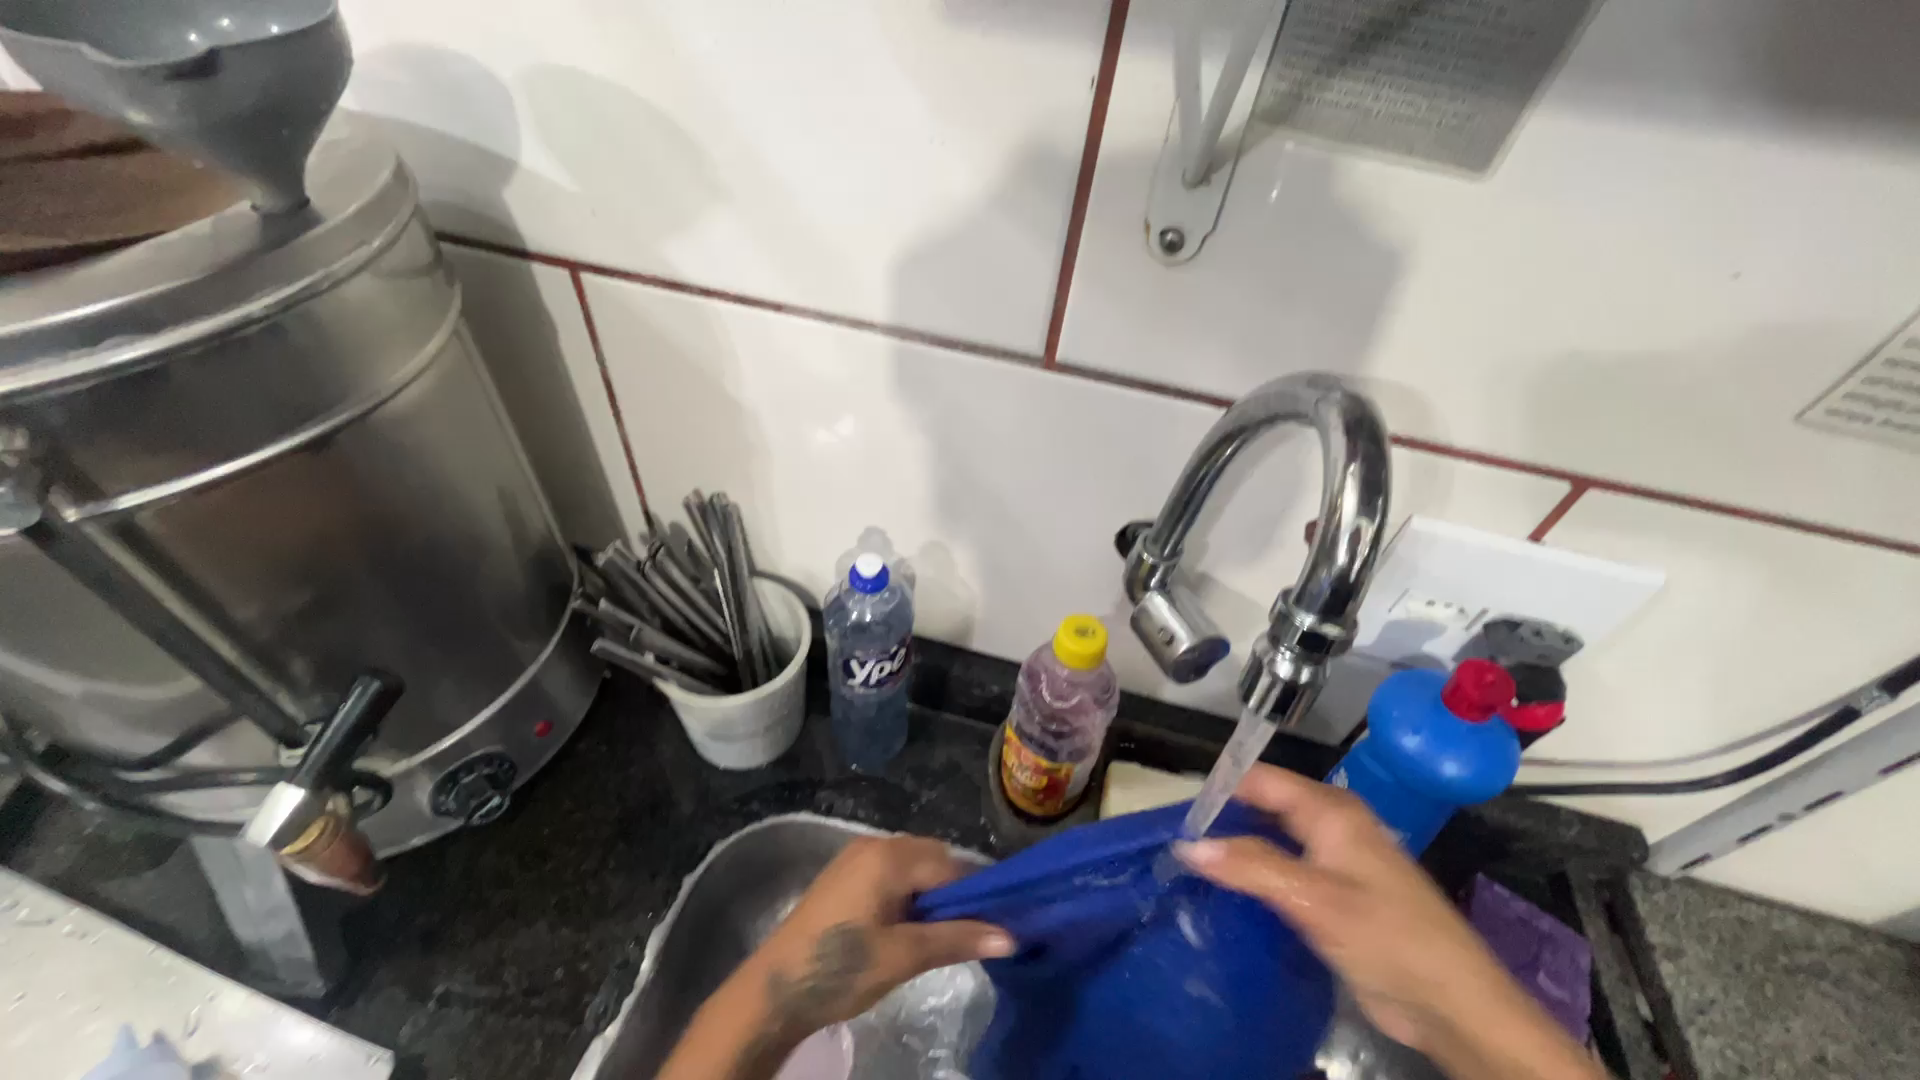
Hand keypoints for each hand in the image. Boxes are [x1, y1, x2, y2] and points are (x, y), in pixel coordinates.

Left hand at [743, 835, 1013, 1027]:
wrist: (774, 989)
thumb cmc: (841, 968)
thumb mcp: (904, 956)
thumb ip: (957, 939)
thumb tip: (1011, 937)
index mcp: (890, 856)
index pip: (952, 866)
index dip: (976, 895)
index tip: (994, 925)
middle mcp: (874, 845)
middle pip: (933, 859)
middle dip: (953, 892)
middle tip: (964, 933)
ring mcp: (855, 857)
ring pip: (912, 866)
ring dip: (930, 894)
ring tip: (937, 935)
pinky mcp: (844, 875)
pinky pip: (891, 873)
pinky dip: (907, 893)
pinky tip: (906, 927)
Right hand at [1176, 766, 1604, 1079]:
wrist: (1455, 1006)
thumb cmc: (1389, 939)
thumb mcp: (1313, 899)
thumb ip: (1251, 866)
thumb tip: (1188, 845)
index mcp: (1331, 810)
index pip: (1262, 779)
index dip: (1221, 789)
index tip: (1179, 815)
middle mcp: (1332, 825)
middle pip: (1265, 806)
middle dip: (1225, 820)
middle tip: (1180, 845)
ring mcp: (1335, 861)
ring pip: (1274, 839)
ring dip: (1239, 850)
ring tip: (1194, 868)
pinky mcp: (1335, 896)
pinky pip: (1285, 871)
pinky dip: (1257, 876)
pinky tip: (1230, 894)